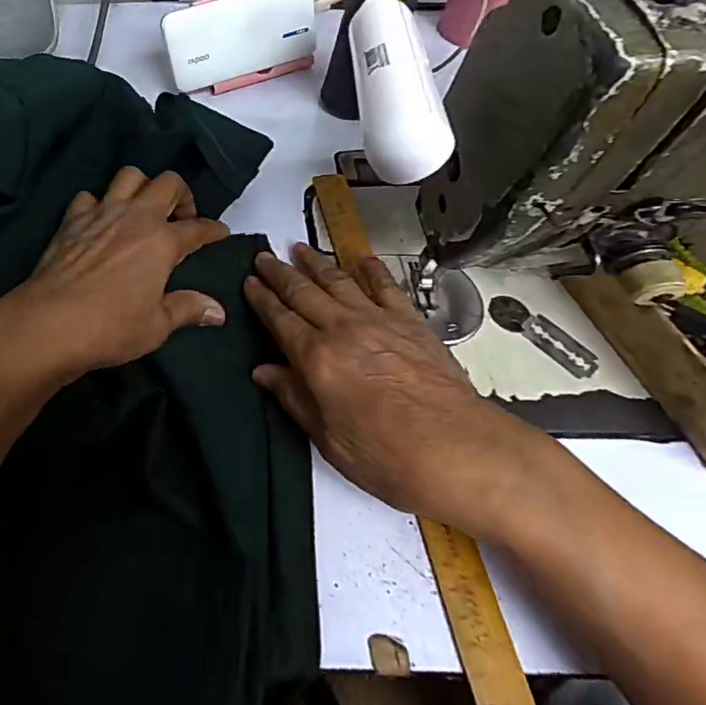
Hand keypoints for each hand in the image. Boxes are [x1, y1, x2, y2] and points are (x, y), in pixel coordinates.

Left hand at [0, 167, 230, 381]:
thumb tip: (217, 311)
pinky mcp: (71, 220)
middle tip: (181, 219)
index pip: (198, 228)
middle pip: (167, 183)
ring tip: (143, 210)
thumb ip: (188, 310)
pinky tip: (100, 222)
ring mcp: (101, 213)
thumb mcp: (157, 326)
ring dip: (142, 187)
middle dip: (181, 195)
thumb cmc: (110, 327)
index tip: (221, 233)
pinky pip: (89, 196)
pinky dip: (98, 203)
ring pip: (129, 176)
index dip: (214, 230)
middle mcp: (135, 218)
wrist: (49, 323)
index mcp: (162, 242)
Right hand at [244, 243, 543, 537]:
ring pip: (340, 281)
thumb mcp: (326, 438)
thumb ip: (294, 398)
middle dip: (280, 274)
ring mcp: (379, 321)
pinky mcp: (411, 323)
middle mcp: (344, 329)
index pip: (280, 320)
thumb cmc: (386, 455)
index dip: (262, 300)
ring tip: (299, 249)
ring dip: (317, 263)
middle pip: (304, 292)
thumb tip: (263, 372)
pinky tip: (361, 257)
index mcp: (317, 358)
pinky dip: (371, 269)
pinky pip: (386, 287)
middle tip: (264, 256)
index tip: (250, 282)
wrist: (456, 449)